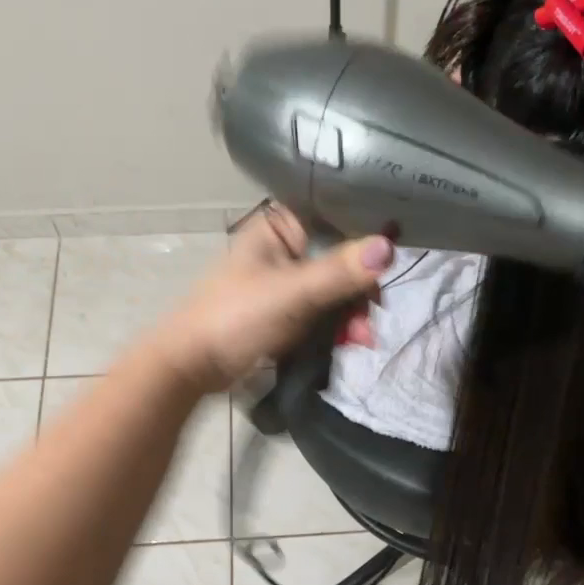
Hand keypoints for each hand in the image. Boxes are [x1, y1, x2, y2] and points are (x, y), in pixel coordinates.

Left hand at [152, 206, 394, 390]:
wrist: (194, 366)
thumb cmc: (236, 318)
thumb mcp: (293, 292)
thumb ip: (340, 271)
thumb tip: (389, 248)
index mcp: (280, 226)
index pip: (336, 218)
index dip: (366, 240)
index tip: (388, 268)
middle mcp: (285, 247)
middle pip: (341, 260)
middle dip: (360, 292)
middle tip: (372, 319)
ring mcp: (285, 281)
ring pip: (335, 290)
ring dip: (352, 315)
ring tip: (360, 340)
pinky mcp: (286, 311)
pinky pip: (323, 312)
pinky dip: (337, 327)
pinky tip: (349, 343)